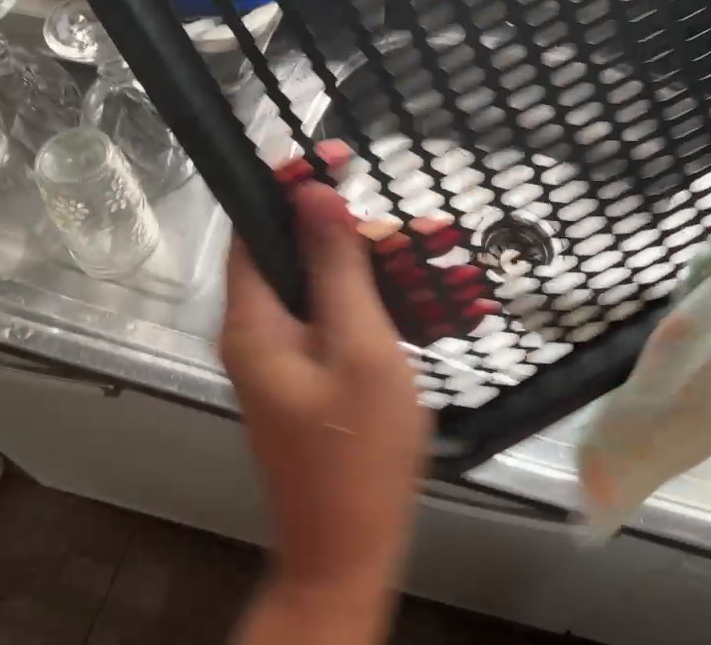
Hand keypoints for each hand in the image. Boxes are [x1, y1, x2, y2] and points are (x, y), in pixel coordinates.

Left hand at [219, 168, 431, 597]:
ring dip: (392, 273)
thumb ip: (338, 268)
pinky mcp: (315, 377)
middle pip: (305, 255)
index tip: (340, 158)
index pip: (257, 226)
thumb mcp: (359, 347)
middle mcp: (262, 330)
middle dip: (368, 236)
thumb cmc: (357, 451)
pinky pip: (348, 324)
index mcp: (255, 318)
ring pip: (336, 288)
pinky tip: (448, 307)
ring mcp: (289, 356)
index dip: (293, 185)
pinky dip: (390, 310)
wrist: (350, 551)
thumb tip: (314, 194)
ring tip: (455, 265)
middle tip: (428, 229)